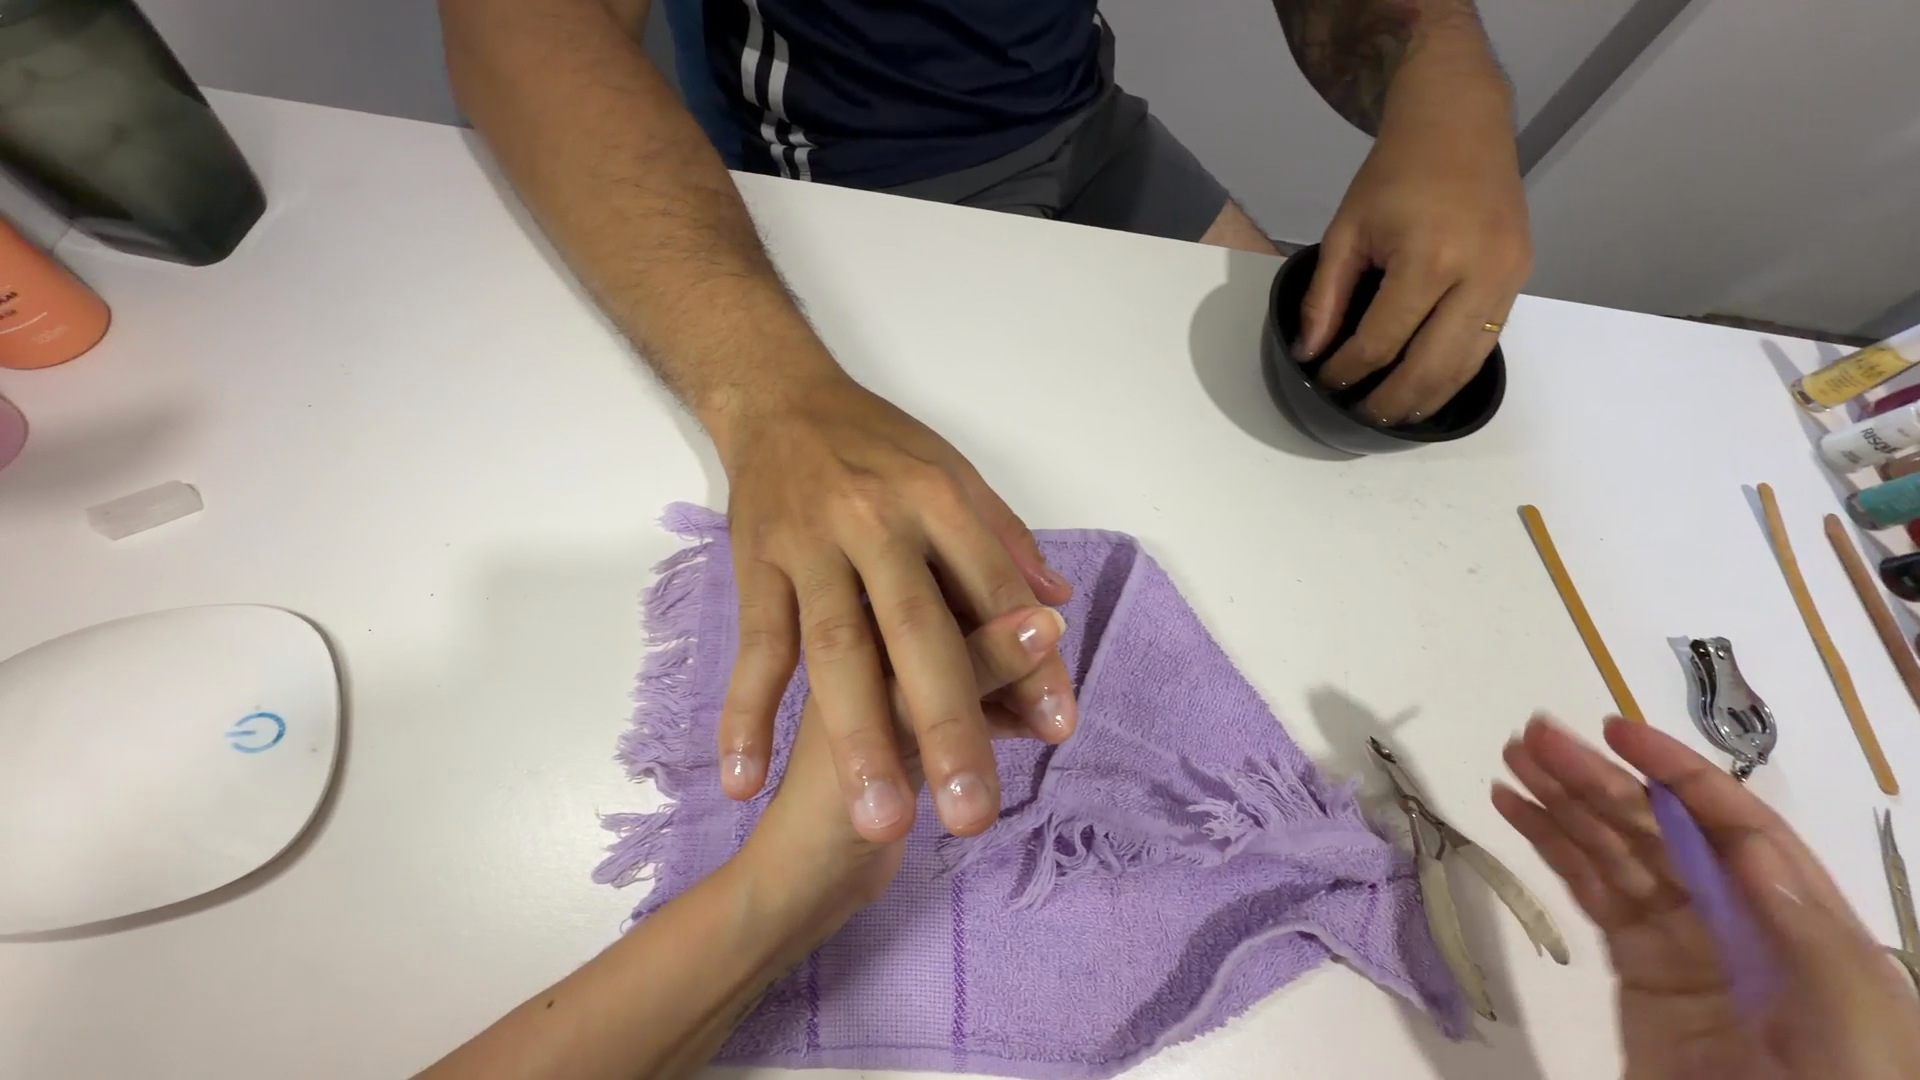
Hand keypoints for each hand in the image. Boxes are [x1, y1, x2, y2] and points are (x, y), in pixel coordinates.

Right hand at [710, 373, 1075, 842]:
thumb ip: (1004, 541)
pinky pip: (754, 647)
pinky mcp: (756, 566)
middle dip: (948, 724)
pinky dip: (744, 713)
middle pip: (917, 632)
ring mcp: (810, 547)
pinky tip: (743, 779)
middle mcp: (877, 523)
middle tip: (975, 812)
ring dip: (856, 740)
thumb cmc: (880, 443)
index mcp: (939, 499)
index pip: (995, 590)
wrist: (781, 400)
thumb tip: (1055, 606)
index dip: (1031, 660)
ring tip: (880, 821)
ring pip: (834, 650)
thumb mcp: (955, 473)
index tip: (1058, 727)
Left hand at [740, 605, 1067, 921]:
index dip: (1005, 609)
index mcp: (861, 617)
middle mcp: (880, 636)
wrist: (800, 886)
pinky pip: (972, 701)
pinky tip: (1037, 729)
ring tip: (1055, 721)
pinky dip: (1006, 713)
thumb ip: (971, 667)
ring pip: (974, 665)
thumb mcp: (902, 722)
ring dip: (1017, 689)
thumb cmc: (827, 800)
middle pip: (968, 627)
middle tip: (1058, 697)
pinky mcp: (918, 722)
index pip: (945, 590)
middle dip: (1019, 658)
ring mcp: (900, 680)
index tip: (1053, 640)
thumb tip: (1049, 620)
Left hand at [1299, 60, 1530, 426]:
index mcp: (1430, 260)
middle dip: (1391, 400)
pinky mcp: (1522, 277)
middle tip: (1360, 417)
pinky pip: (1488, 342)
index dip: (1346, 370)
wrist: (1461, 122)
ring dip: (1428, 397)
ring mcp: (1510, 277)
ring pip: (1467, 363)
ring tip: (1393, 416)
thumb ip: (1325, 298)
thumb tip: (1308, 353)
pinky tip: (1428, 387)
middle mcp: (1480, 274)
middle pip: (1432, 365)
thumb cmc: (1393, 175)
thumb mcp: (1345, 232)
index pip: (1381, 341)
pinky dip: (1455, 372)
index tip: (1323, 381)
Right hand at [1494, 715, 1919, 1079]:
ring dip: (1561, 799)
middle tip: (1533, 737)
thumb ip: (1814, 944)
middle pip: (1658, 830)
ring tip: (1512, 758)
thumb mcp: (1853, 1034)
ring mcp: (1681, 937)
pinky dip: (1548, 844)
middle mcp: (1740, 917)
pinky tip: (1515, 809)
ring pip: (1613, 849)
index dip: (1676, 774)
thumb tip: (1751, 847)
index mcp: (1801, 924)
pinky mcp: (1634, 961)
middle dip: (1596, 778)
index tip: (1616, 732)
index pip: (1736, 828)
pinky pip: (1586, 888)